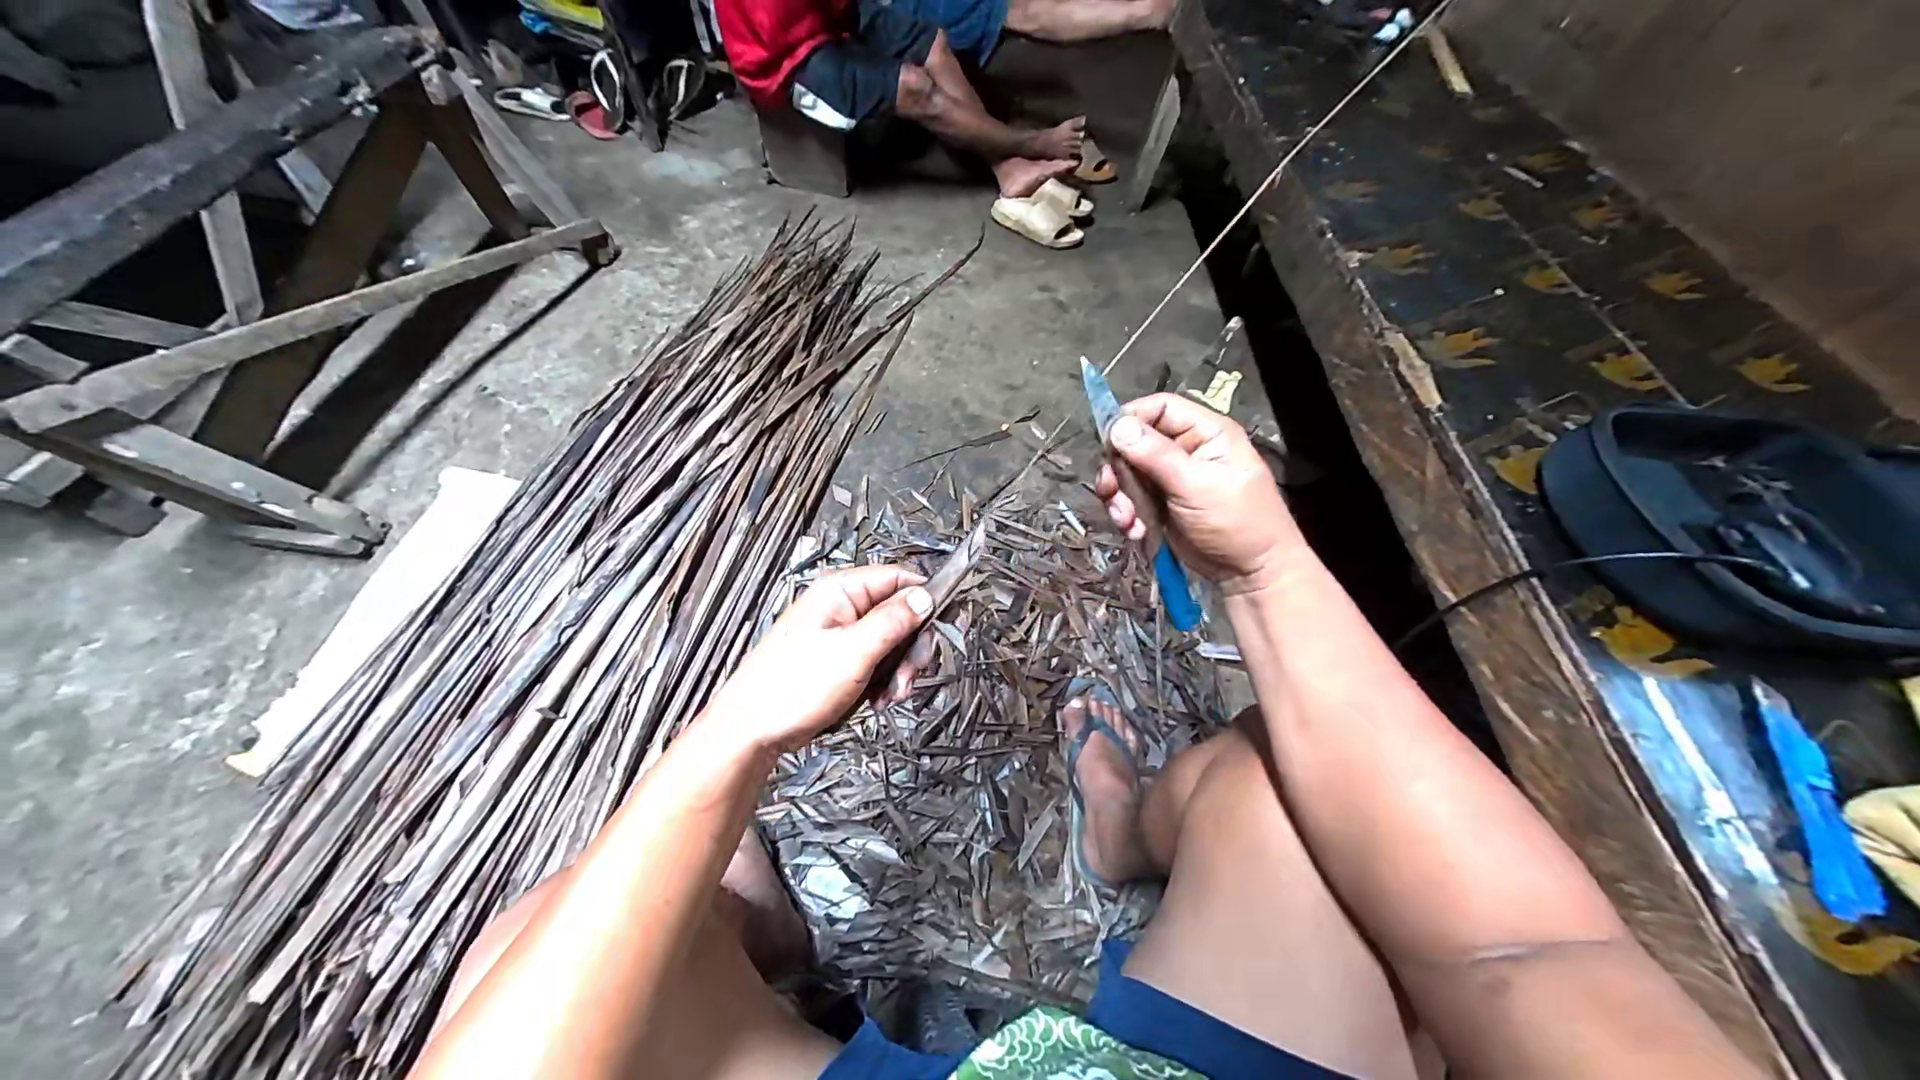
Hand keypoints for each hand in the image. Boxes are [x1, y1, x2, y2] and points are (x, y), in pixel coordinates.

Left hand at [707, 565, 933, 753]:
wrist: (753, 730)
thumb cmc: (786, 690)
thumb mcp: (853, 652)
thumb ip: (893, 621)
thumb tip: (925, 596)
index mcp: (841, 590)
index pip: (900, 579)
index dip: (924, 603)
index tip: (938, 626)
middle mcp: (841, 606)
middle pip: (901, 614)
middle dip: (910, 648)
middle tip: (906, 672)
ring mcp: (841, 632)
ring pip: (892, 642)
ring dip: (897, 671)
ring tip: (886, 692)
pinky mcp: (840, 657)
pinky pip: (877, 661)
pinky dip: (883, 681)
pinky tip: (874, 697)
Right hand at [1094, 393, 1306, 596]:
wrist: (1250, 573)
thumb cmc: (1237, 522)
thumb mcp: (1197, 486)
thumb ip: (1156, 455)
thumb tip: (1117, 426)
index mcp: (1205, 433)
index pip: (1159, 408)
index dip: (1130, 420)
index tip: (1108, 444)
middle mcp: (1185, 449)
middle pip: (1134, 442)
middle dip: (1119, 470)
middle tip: (1112, 491)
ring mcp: (1170, 478)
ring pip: (1126, 473)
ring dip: (1120, 497)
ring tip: (1127, 520)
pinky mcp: (1159, 504)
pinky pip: (1130, 499)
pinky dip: (1126, 515)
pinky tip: (1136, 532)